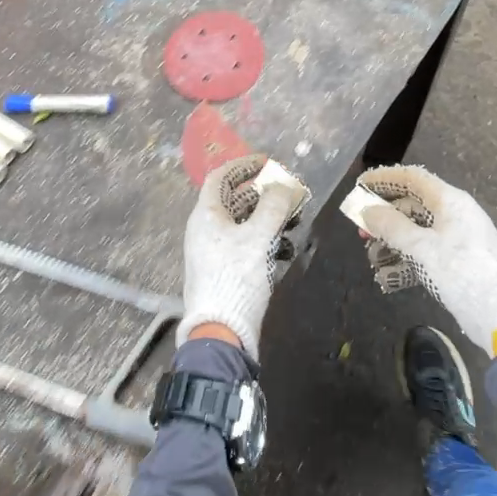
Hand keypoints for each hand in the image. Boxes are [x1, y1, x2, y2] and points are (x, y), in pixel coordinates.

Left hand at [178, 156, 307, 356]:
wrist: (220, 332)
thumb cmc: (236, 277)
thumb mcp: (259, 237)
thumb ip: (274, 207)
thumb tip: (283, 186)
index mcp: (206, 215)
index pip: (220, 178)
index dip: (242, 166)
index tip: (266, 163)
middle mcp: (204, 230)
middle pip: (233, 201)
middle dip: (262, 195)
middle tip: (287, 194)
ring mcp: (211, 253)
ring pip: (241, 225)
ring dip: (267, 220)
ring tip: (292, 223)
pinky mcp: (222, 273)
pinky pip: (243, 247)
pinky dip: (263, 242)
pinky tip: (284, 252)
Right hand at [356, 166, 496, 355]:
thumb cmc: (462, 273)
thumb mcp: (422, 248)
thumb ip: (392, 226)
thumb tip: (367, 210)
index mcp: (450, 201)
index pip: (412, 178)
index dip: (383, 179)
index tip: (358, 188)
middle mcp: (455, 215)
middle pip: (412, 206)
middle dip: (384, 218)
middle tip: (360, 232)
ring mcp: (459, 240)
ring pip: (418, 232)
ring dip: (392, 243)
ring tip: (373, 260)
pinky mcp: (459, 263)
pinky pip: (427, 253)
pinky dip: (407, 261)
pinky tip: (389, 279)